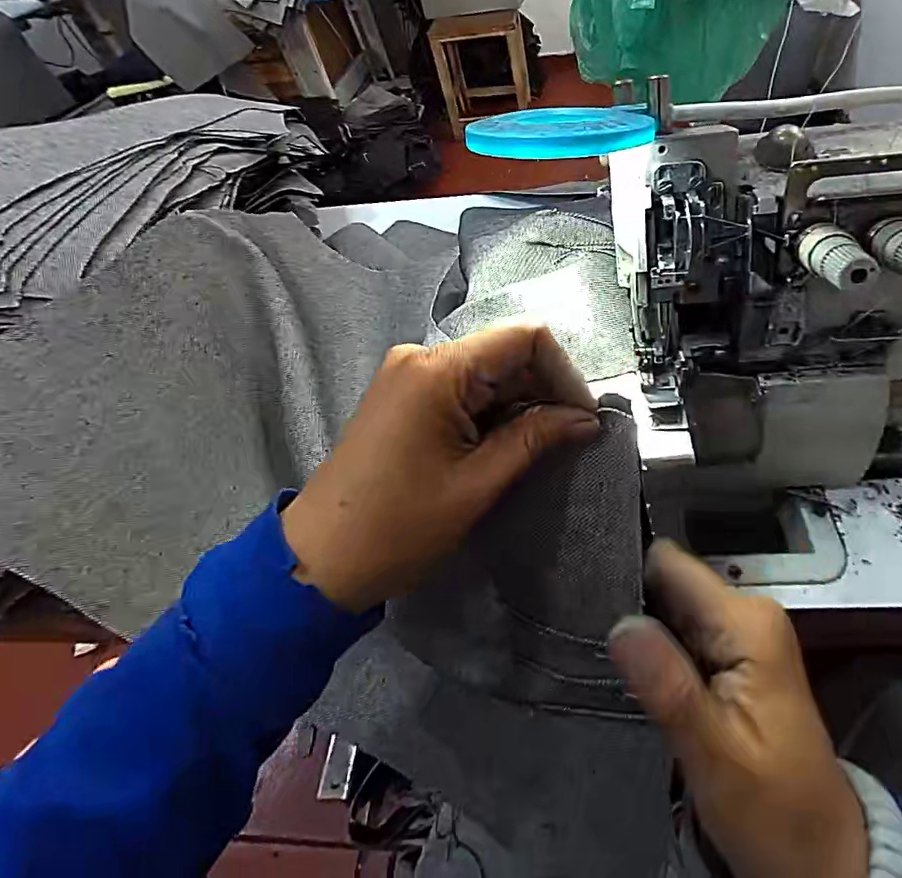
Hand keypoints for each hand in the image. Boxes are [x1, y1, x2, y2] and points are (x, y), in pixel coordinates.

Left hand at [281, 323, 600, 611]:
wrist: (317, 563)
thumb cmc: (396, 528)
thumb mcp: (478, 484)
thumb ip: (536, 438)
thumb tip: (585, 418)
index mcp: (437, 371)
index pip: (525, 338)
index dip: (564, 371)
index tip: (582, 415)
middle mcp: (421, 359)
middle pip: (508, 352)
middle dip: (547, 389)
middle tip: (571, 434)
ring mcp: (409, 376)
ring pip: (490, 372)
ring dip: (523, 403)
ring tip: (542, 445)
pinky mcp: (406, 397)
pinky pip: (466, 389)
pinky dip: (496, 411)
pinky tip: (508, 443)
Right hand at [608, 542, 867, 877]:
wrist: (817, 850)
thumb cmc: (775, 807)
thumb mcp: (714, 754)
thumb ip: (668, 684)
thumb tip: (621, 625)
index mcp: (749, 621)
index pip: (673, 566)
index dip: (631, 579)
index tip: (592, 604)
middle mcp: (749, 613)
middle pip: (671, 585)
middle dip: (635, 612)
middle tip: (598, 654)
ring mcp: (744, 634)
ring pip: (674, 610)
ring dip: (645, 636)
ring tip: (617, 671)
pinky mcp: (738, 656)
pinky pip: (685, 636)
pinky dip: (661, 654)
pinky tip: (642, 681)